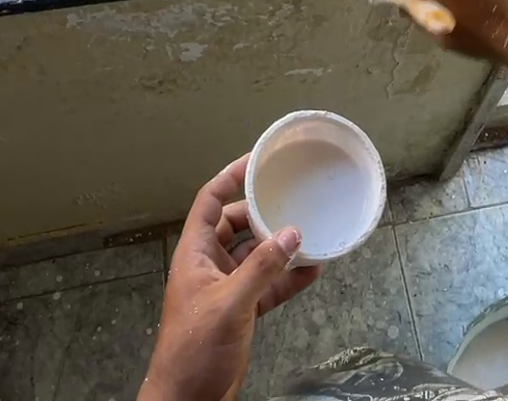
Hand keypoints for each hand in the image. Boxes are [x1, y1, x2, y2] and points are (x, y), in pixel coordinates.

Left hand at [140, 155, 322, 400]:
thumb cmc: (196, 347)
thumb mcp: (229, 303)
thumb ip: (261, 268)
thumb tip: (293, 232)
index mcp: (195, 253)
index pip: (210, 201)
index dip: (230, 176)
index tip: (257, 160)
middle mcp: (209, 264)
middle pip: (236, 225)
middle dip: (262, 213)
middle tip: (291, 198)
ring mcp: (226, 288)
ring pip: (255, 255)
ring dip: (280, 246)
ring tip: (310, 231)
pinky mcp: (241, 311)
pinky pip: (267, 285)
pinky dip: (287, 278)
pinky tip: (313, 270)